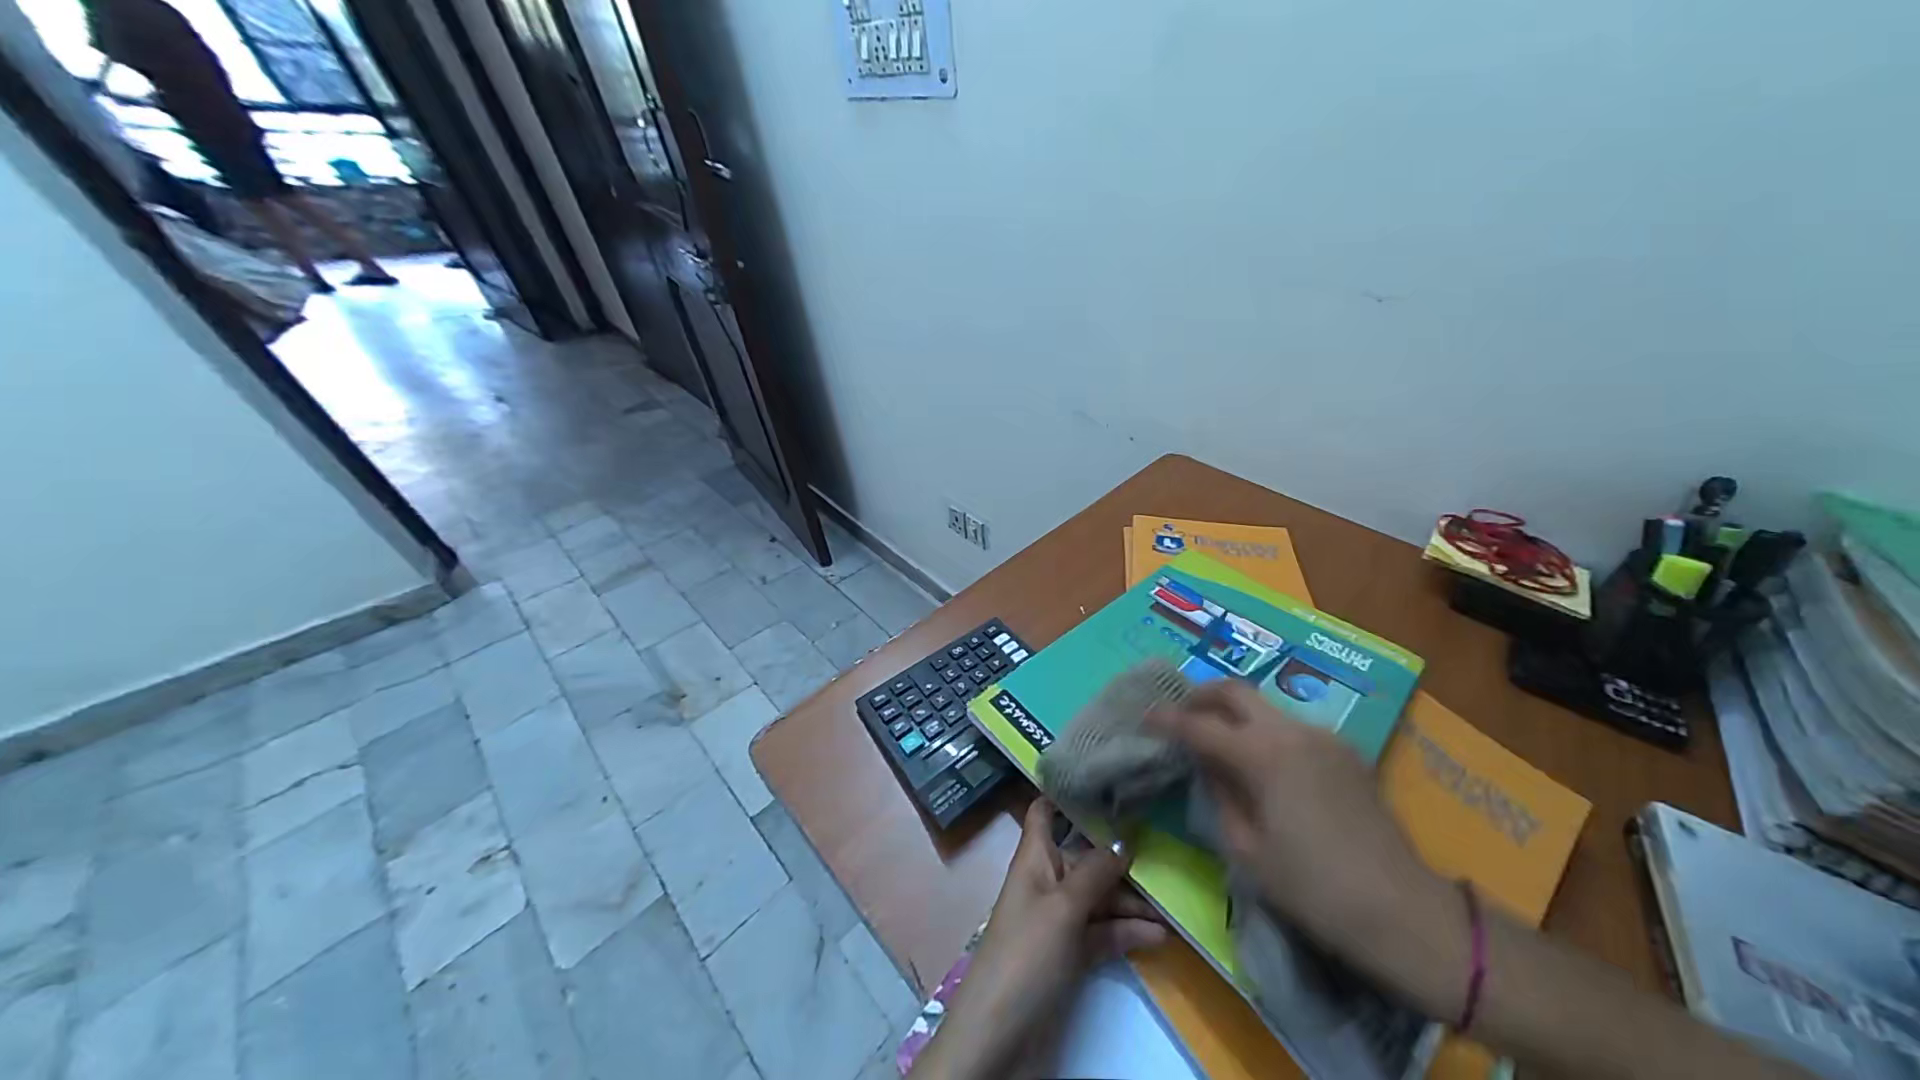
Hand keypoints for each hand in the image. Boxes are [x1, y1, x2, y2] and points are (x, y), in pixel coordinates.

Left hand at [910, 798, 1166, 1078]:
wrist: (1000, 1036)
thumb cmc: (1025, 955)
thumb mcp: (1062, 907)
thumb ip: (1095, 872)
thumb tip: (1126, 836)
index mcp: (1033, 859)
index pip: (1044, 811)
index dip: (1067, 791)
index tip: (1106, 774)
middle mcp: (1046, 881)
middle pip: (1084, 855)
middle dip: (1119, 853)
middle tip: (1166, 845)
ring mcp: (1059, 919)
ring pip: (1099, 896)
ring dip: (1131, 899)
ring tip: (1173, 902)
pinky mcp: (1071, 955)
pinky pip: (1103, 933)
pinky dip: (1127, 932)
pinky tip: (1159, 935)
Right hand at [1147, 679, 1468, 1016]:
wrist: (1404, 913)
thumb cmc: (1313, 889)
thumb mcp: (1246, 848)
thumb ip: (1219, 794)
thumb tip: (1206, 765)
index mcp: (1264, 754)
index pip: (1200, 725)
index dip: (1167, 720)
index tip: (1144, 718)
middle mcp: (1293, 732)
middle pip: (1237, 691)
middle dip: (1201, 695)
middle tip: (1179, 712)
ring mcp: (1325, 738)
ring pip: (1266, 707)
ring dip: (1235, 713)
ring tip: (1216, 738)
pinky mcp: (1346, 753)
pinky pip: (1292, 728)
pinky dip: (1264, 731)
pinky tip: (1259, 761)